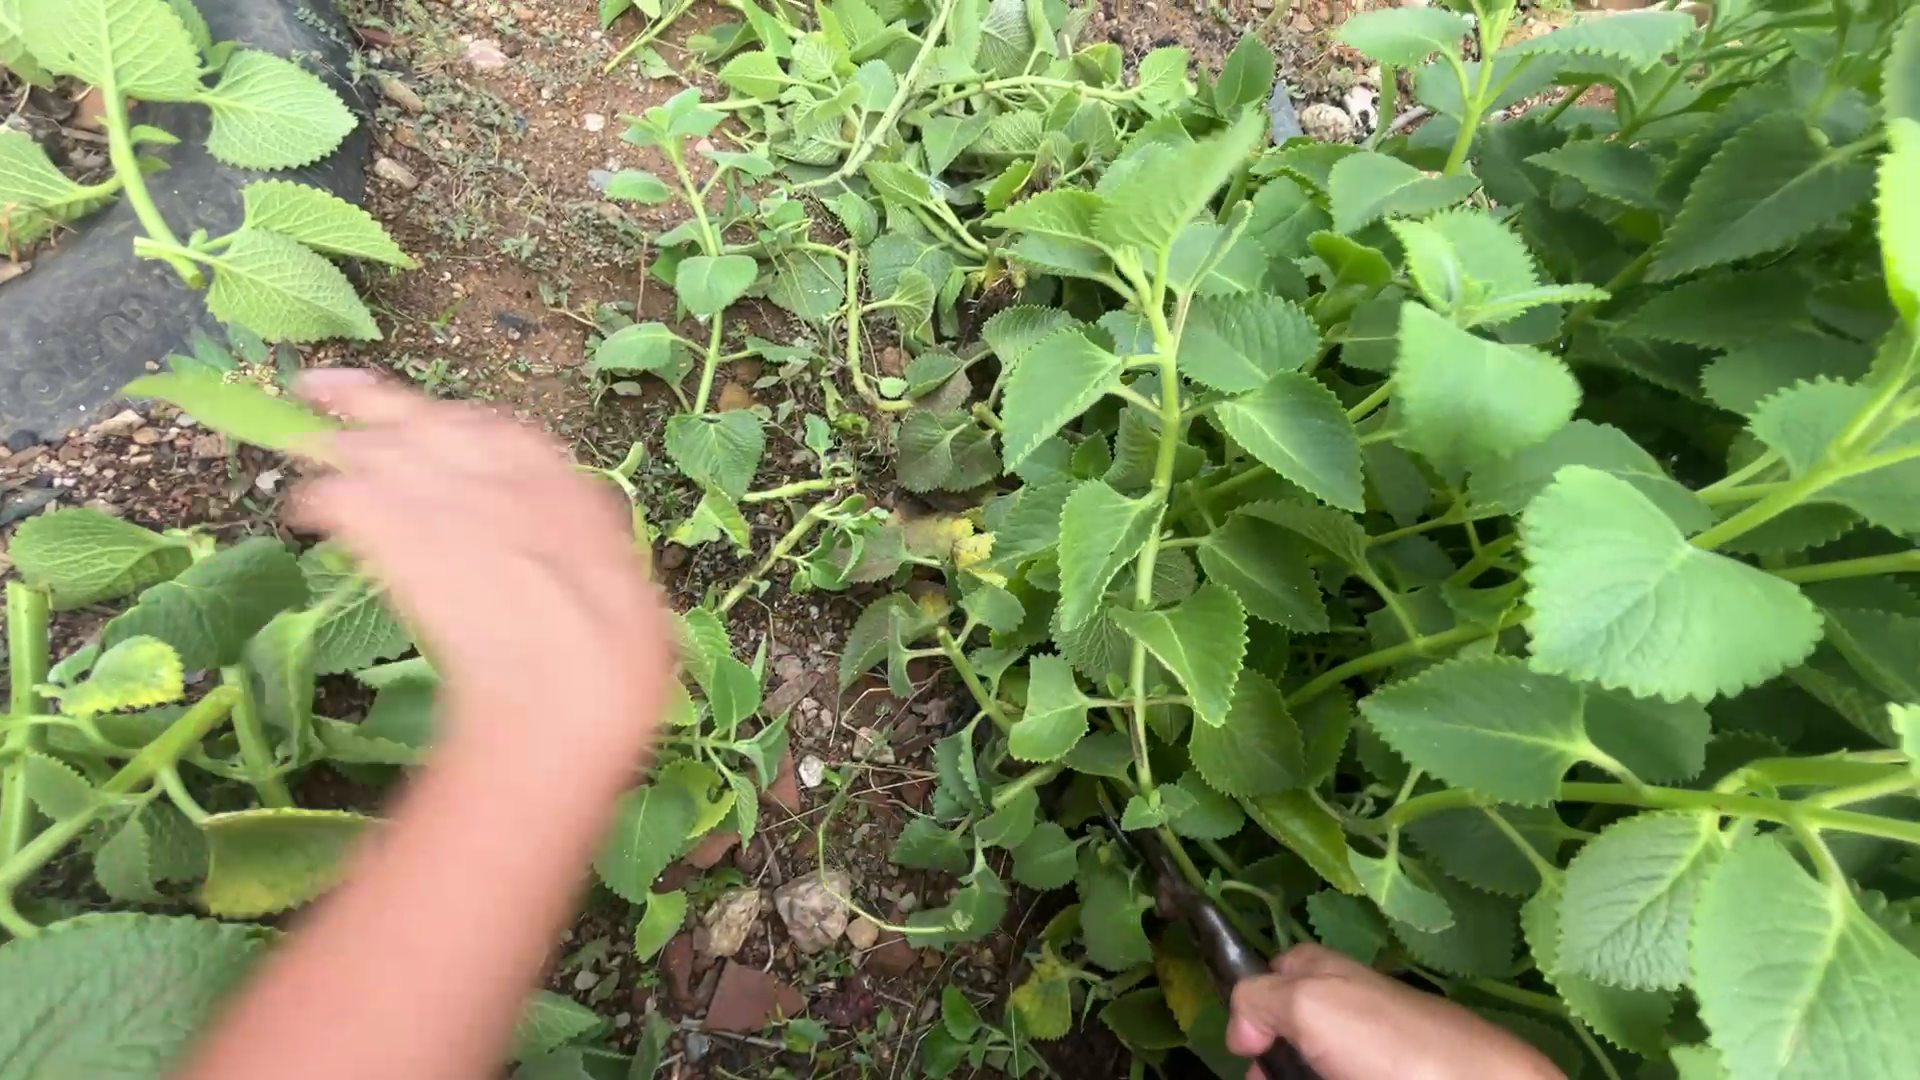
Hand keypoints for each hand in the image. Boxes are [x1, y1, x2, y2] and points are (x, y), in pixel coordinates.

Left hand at [289, 370, 671, 752]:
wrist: (565, 713)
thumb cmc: (620, 670)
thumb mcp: (636, 607)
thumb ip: (600, 563)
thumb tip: (581, 553)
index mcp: (580, 503)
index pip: (520, 442)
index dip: (473, 426)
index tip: (445, 419)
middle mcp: (520, 491)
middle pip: (443, 430)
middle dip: (388, 406)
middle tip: (330, 386)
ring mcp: (462, 513)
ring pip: (391, 454)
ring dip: (349, 444)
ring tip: (310, 441)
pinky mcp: (409, 550)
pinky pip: (356, 505)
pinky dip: (329, 500)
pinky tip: (310, 506)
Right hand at [1228, 944, 1564, 1079]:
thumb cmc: (1388, 1043)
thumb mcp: (1306, 1002)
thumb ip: (1255, 998)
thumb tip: (1240, 1032)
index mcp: (1316, 970)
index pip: (1261, 981)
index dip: (1246, 1016)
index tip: (1246, 1053)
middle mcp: (1336, 1006)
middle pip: (1282, 1036)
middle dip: (1273, 1065)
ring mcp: (1362, 1054)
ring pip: (1313, 1064)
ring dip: (1298, 1074)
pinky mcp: (1382, 1076)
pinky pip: (1340, 1073)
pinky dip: (1329, 1078)